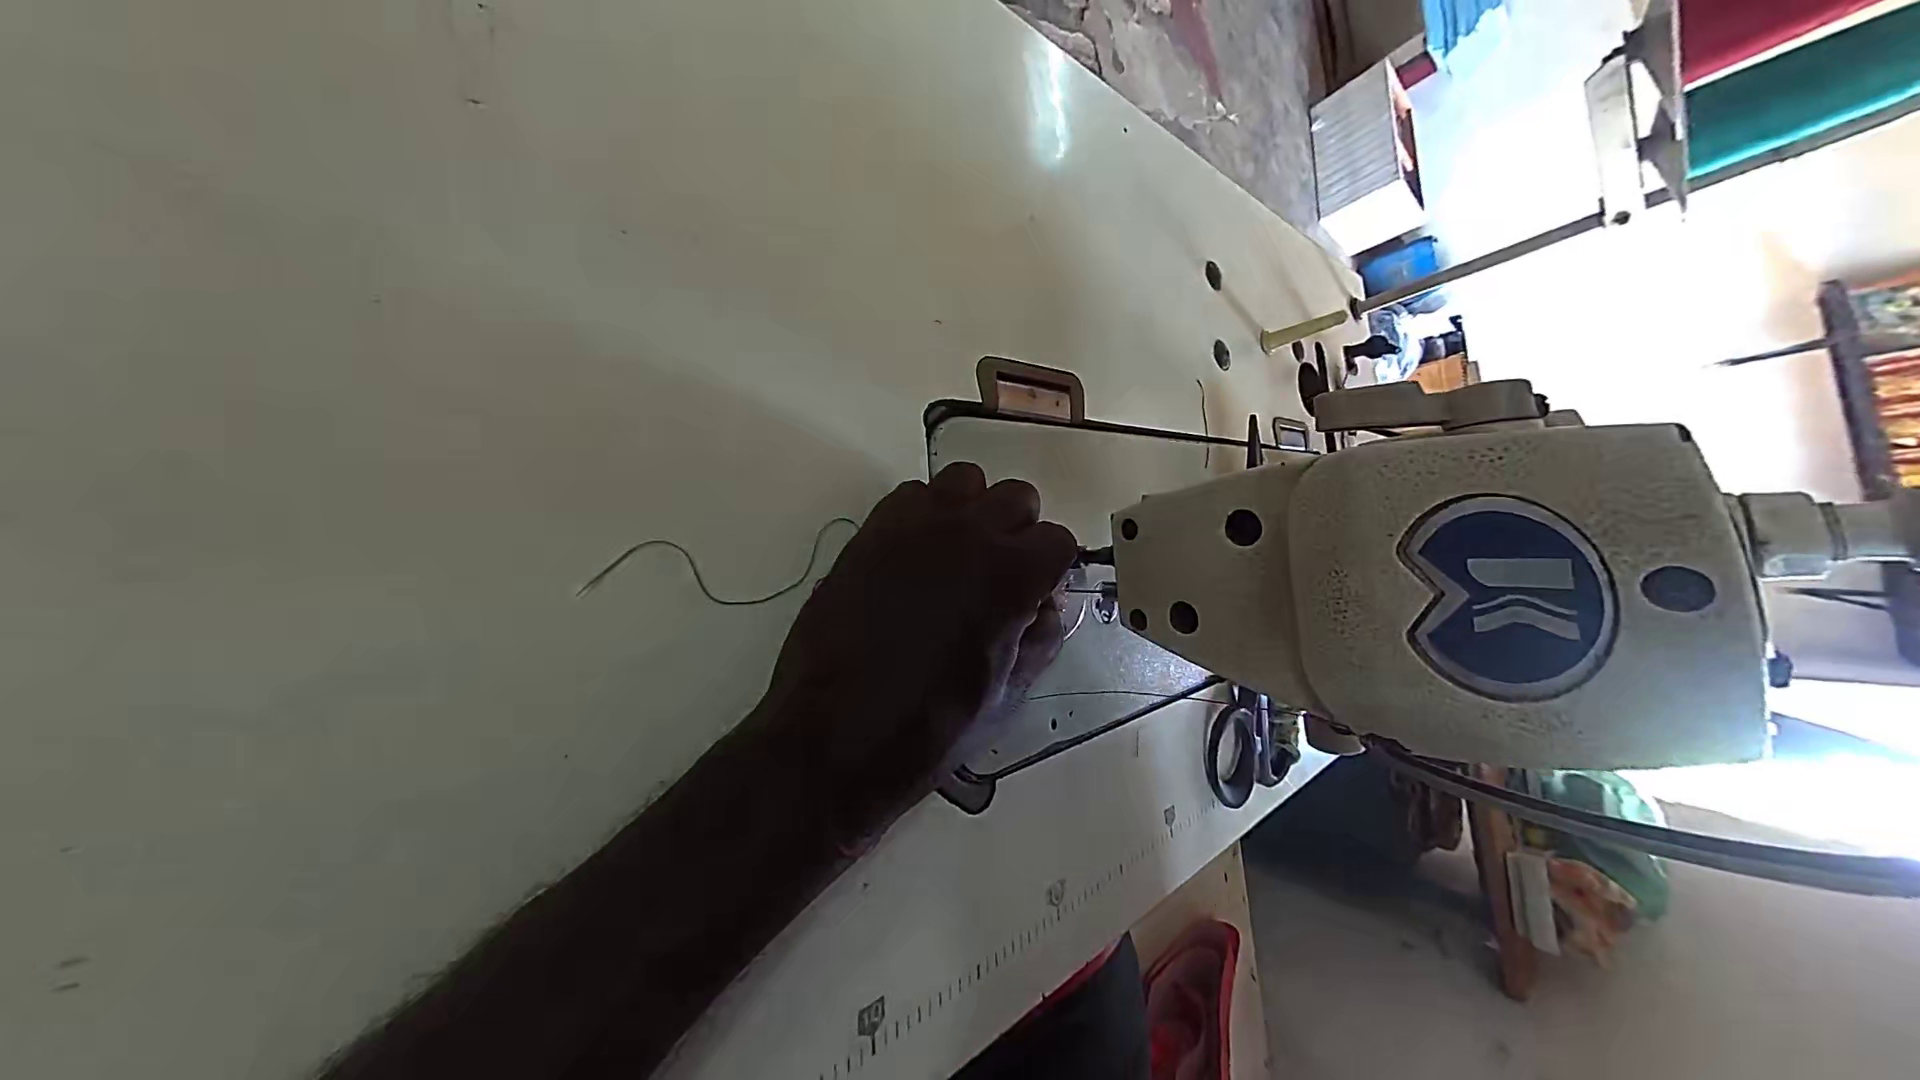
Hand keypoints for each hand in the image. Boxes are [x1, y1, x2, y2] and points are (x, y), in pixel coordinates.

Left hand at [758, 462, 1075, 839]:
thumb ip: (1041, 638)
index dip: (1052, 570)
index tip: (1036, 596)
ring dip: (972, 511)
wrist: (836, 735)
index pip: (1057, 540)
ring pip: (963, 481)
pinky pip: (911, 495)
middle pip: (1015, 497)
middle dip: (1019, 532)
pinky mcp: (871, 532)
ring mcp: (914, 526)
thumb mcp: (1007, 694)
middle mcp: (967, 534)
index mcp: (1010, 575)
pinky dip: (924, 514)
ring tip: (957, 555)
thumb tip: (1047, 605)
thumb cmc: (932, 726)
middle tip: (1000, 575)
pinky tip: (915, 557)